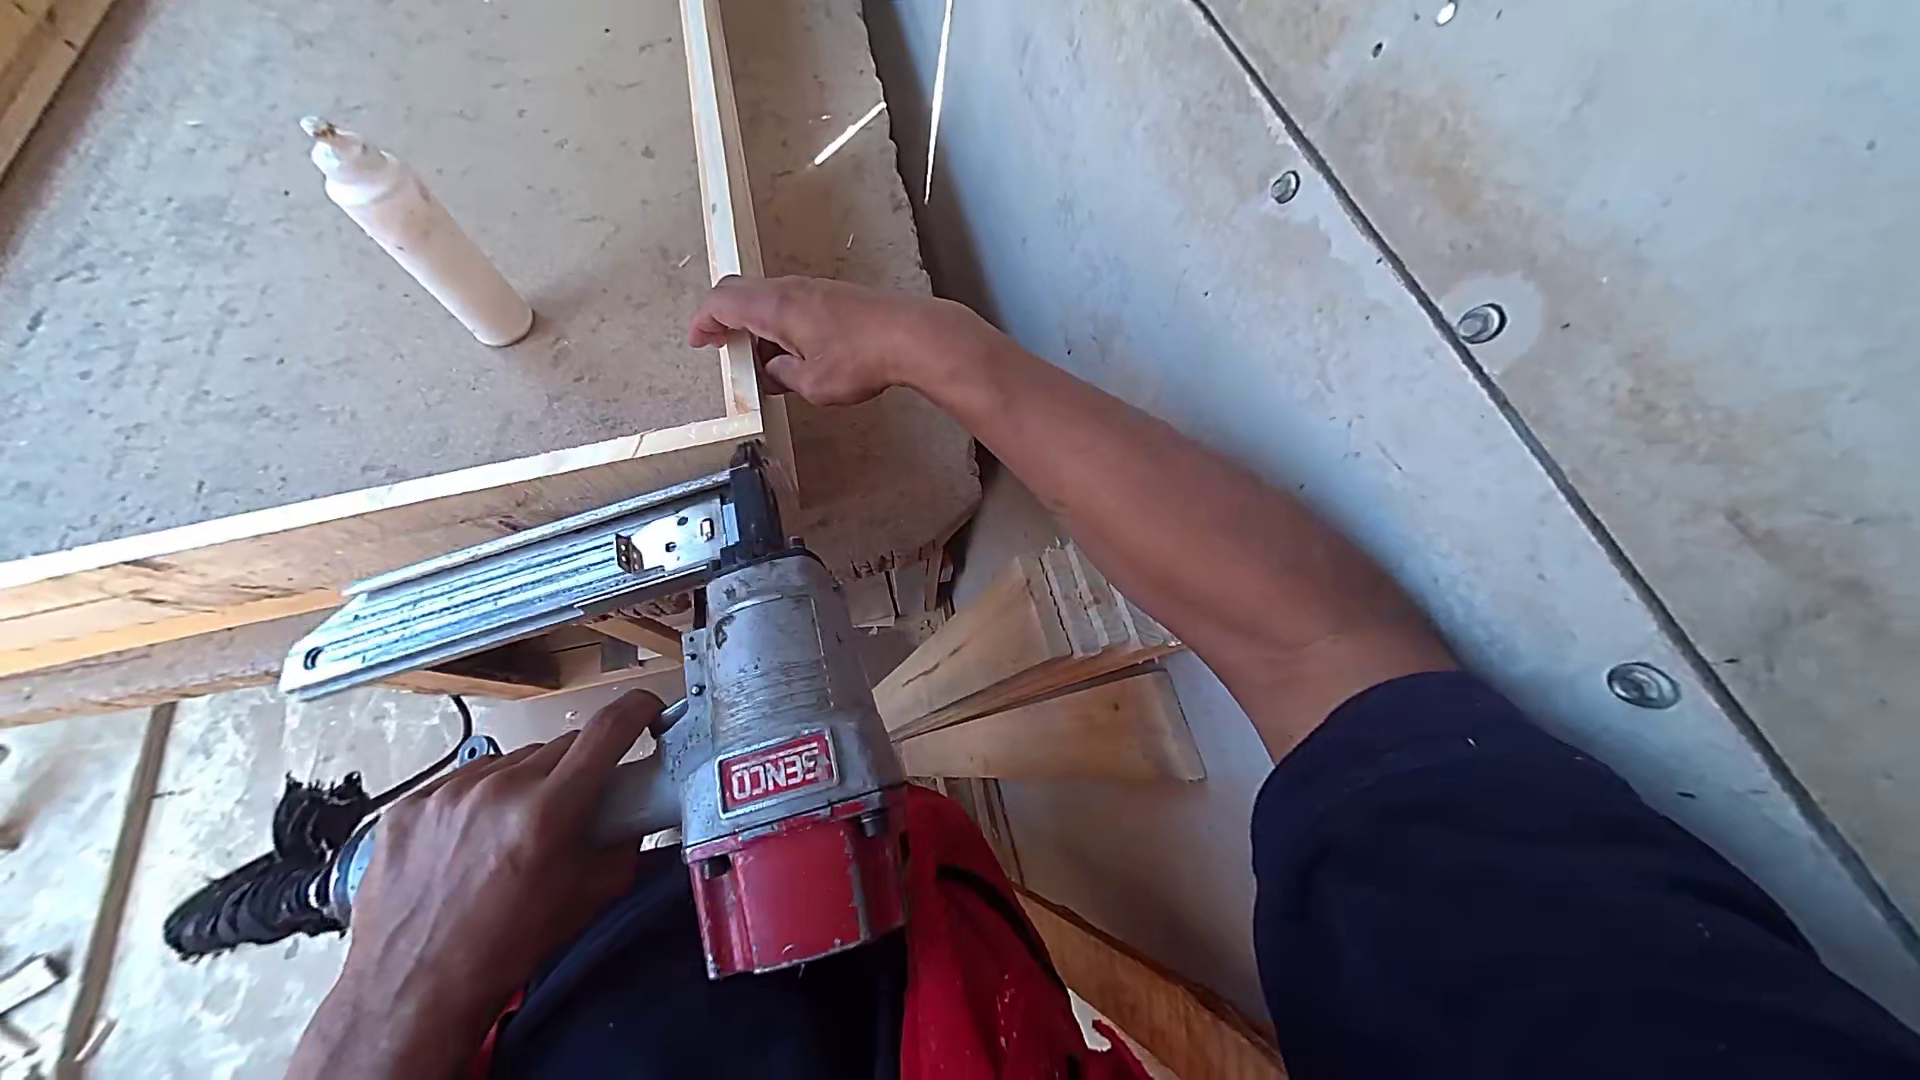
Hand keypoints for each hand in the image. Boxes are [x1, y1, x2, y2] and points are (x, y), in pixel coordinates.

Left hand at [289, 691, 659, 1078]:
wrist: (411, 995)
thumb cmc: (503, 948)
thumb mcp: (593, 893)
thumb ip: (628, 839)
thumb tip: (644, 807)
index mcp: (547, 811)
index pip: (609, 727)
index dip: (639, 708)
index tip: (647, 709)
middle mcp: (497, 791)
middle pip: (565, 744)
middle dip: (581, 766)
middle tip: (577, 802)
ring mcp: (446, 795)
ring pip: (517, 759)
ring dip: (531, 780)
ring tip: (519, 827)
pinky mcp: (409, 806)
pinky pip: (467, 778)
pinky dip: (483, 795)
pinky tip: (477, 834)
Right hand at [687, 275, 990, 404]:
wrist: (910, 336)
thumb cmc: (862, 358)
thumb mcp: (813, 384)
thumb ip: (784, 377)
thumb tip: (774, 371)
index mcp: (774, 307)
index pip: (722, 302)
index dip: (703, 321)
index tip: (698, 339)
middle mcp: (791, 290)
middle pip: (742, 294)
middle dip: (727, 321)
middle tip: (725, 348)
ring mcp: (816, 289)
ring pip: (771, 300)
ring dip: (759, 327)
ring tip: (766, 364)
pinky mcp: (837, 297)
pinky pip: (796, 305)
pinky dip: (784, 325)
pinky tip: (798, 355)